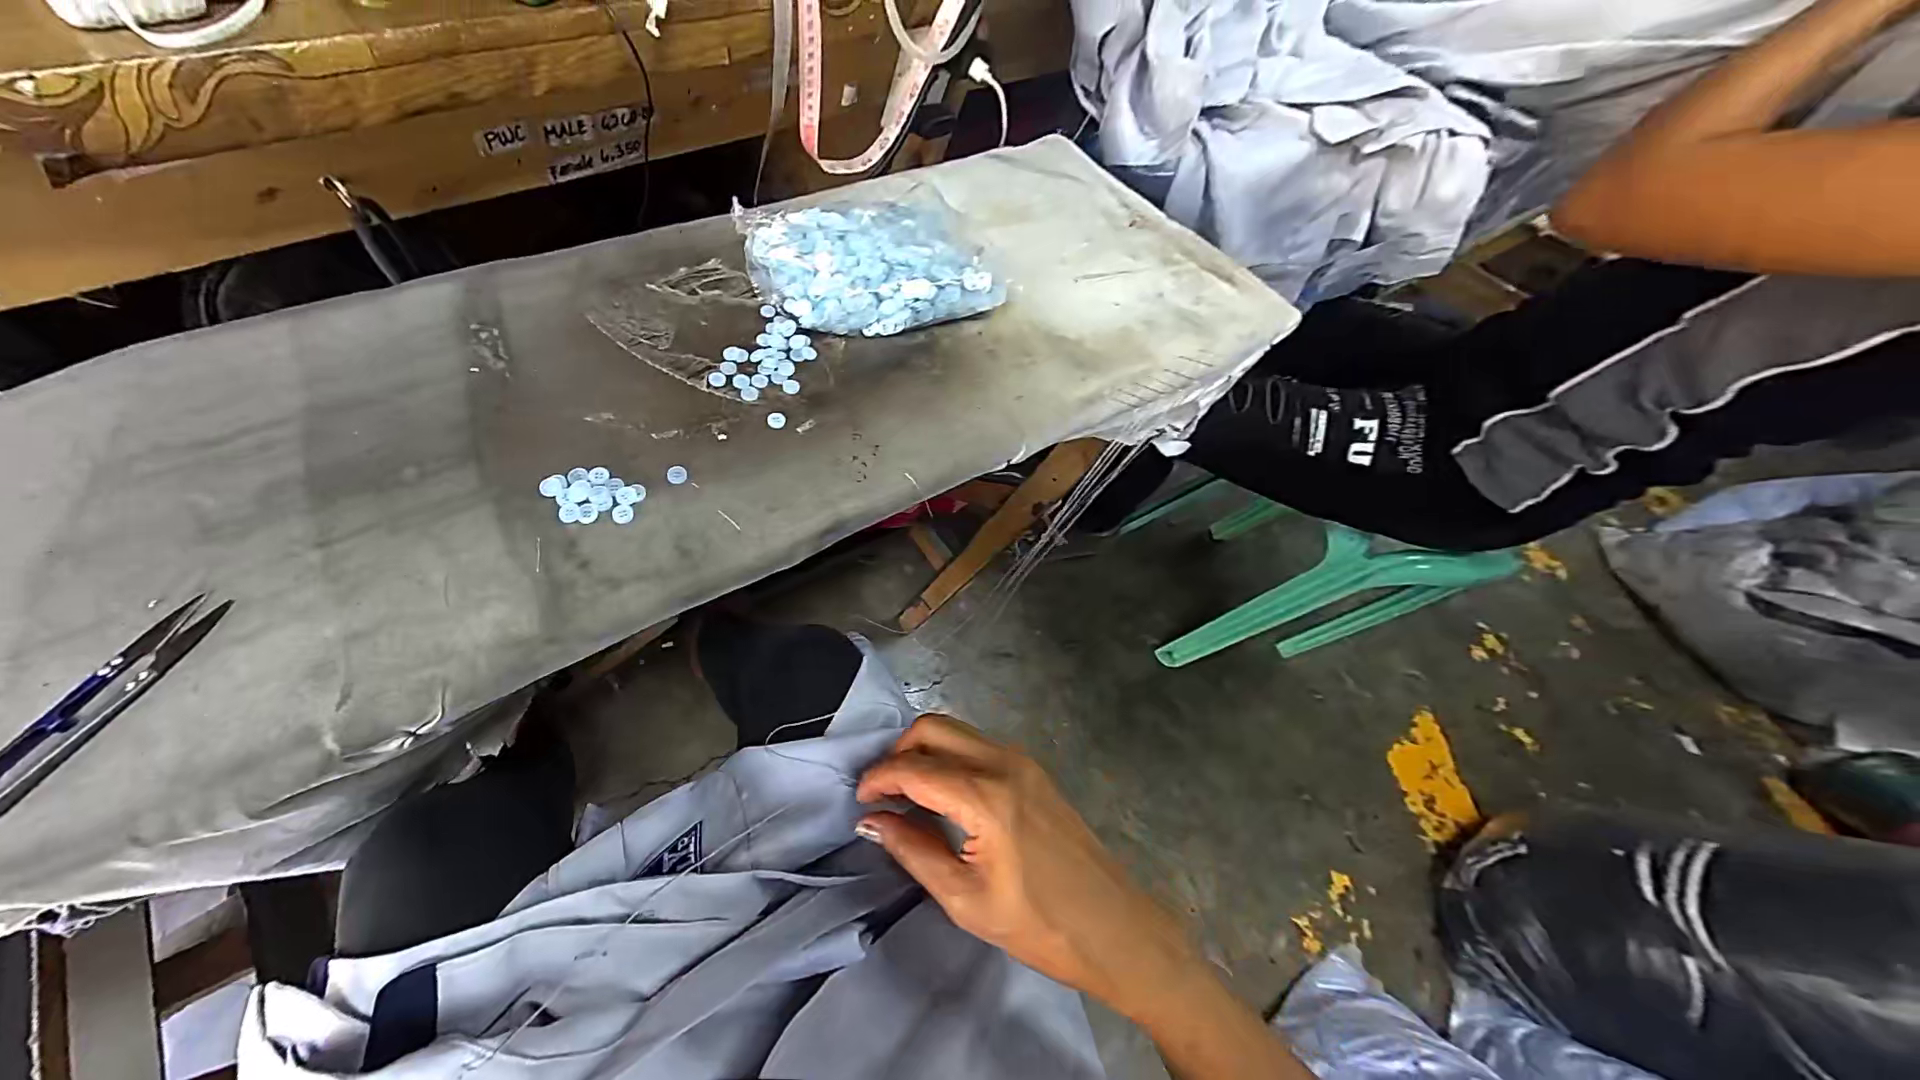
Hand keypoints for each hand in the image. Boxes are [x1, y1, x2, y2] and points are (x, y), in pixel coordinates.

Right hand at [856, 715, 1311, 1079]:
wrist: (1116, 928)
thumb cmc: (1039, 925)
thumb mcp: (965, 898)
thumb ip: (913, 850)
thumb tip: (872, 820)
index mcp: (987, 796)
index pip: (915, 767)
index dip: (878, 778)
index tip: (859, 800)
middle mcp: (1004, 762)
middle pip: (934, 727)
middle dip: (899, 752)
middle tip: (881, 793)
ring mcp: (1023, 761)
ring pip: (957, 731)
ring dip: (925, 751)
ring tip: (907, 794)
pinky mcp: (1034, 770)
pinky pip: (978, 745)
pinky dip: (950, 756)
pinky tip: (943, 794)